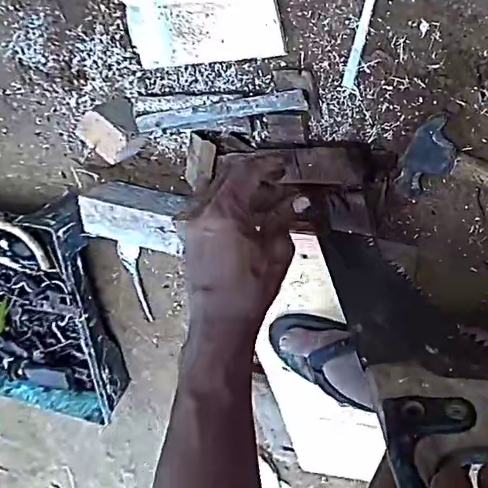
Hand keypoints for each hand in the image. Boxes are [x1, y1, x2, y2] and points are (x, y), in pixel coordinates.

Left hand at [180, 151, 298, 330]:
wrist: (219, 323)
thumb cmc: (245, 295)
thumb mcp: (276, 252)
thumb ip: (284, 219)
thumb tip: (296, 201)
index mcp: (222, 213)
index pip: (245, 172)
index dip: (267, 164)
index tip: (282, 164)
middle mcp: (201, 214)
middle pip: (227, 176)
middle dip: (255, 173)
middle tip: (278, 175)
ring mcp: (193, 224)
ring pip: (219, 190)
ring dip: (243, 188)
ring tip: (269, 196)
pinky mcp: (192, 236)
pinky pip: (212, 207)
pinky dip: (232, 203)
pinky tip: (252, 213)